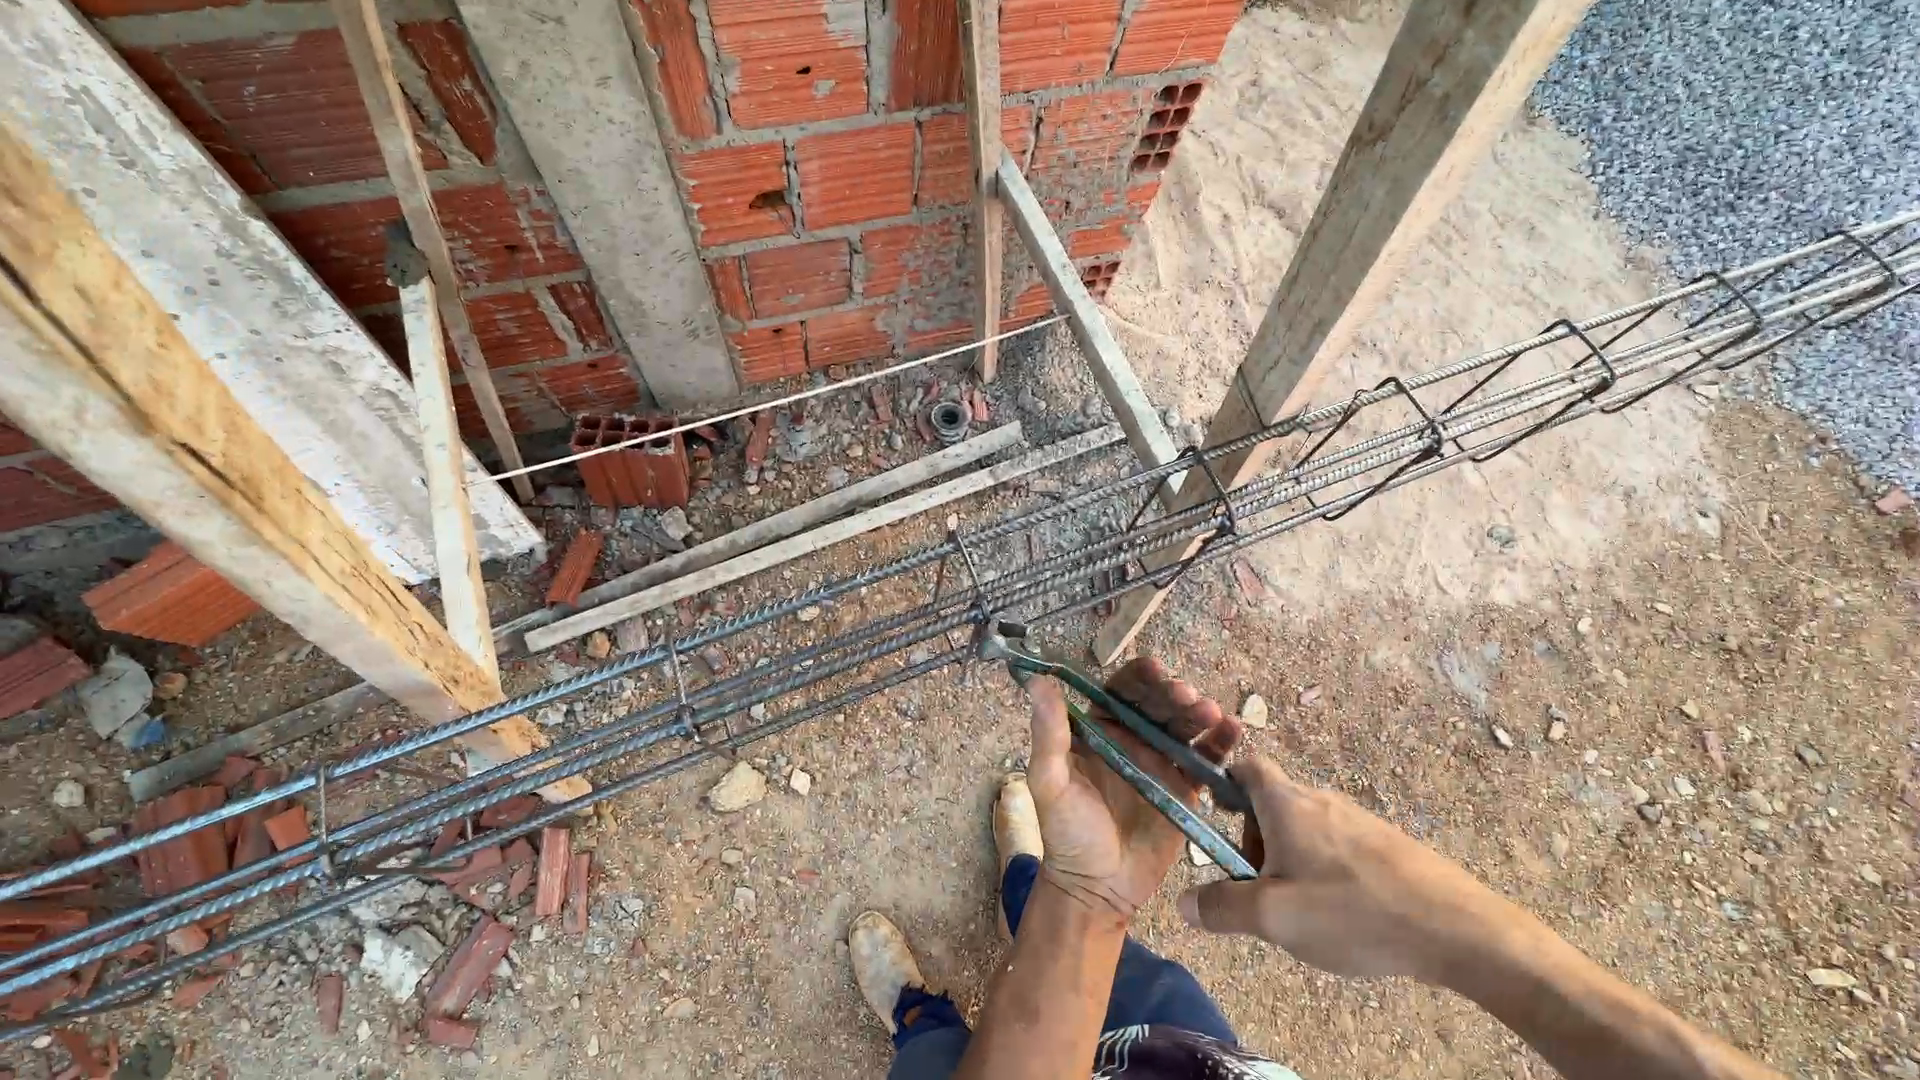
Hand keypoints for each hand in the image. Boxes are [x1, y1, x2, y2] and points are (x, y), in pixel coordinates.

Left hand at [1025, 657, 1240, 918]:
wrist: (1097, 888)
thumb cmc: (1066, 832)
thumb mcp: (1049, 782)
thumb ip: (1048, 734)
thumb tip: (1040, 681)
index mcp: (1098, 729)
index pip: (1120, 692)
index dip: (1137, 677)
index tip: (1153, 667)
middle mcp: (1131, 738)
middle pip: (1156, 704)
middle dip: (1172, 694)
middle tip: (1184, 694)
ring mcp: (1161, 761)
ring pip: (1183, 726)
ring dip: (1197, 713)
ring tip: (1209, 711)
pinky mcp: (1185, 787)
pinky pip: (1205, 759)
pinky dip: (1220, 742)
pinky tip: (1232, 728)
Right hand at [1175, 758, 1508, 982]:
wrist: (1458, 928)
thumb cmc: (1352, 912)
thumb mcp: (1273, 917)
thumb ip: (1222, 907)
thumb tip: (1183, 903)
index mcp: (1285, 803)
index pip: (1245, 767)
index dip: (1223, 783)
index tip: (1212, 816)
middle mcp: (1319, 800)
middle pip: (1270, 804)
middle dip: (1254, 840)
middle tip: (1257, 888)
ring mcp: (1357, 820)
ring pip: (1304, 828)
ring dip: (1288, 859)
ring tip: (1301, 910)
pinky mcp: (1386, 844)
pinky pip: (1336, 846)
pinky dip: (1323, 870)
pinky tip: (1342, 913)